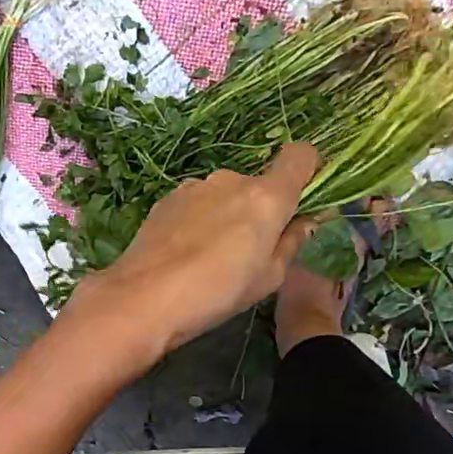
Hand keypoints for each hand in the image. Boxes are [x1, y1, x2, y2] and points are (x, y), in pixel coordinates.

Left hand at [72, 143, 319, 357]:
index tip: (306, 199)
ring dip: (233, 215)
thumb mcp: (270, 277)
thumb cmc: (218, 292)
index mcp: (268, 197)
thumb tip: (306, 221)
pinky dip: (205, 219)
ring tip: (216, 256)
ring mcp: (198, 186)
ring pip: (230, 194)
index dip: (310, 169)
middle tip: (256, 250)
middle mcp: (233, 179)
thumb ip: (292, 242)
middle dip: (266, 209)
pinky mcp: (169, 197)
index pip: (300, 155)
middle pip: (262, 184)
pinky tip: (189, 253)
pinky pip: (202, 202)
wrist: (143, 298)